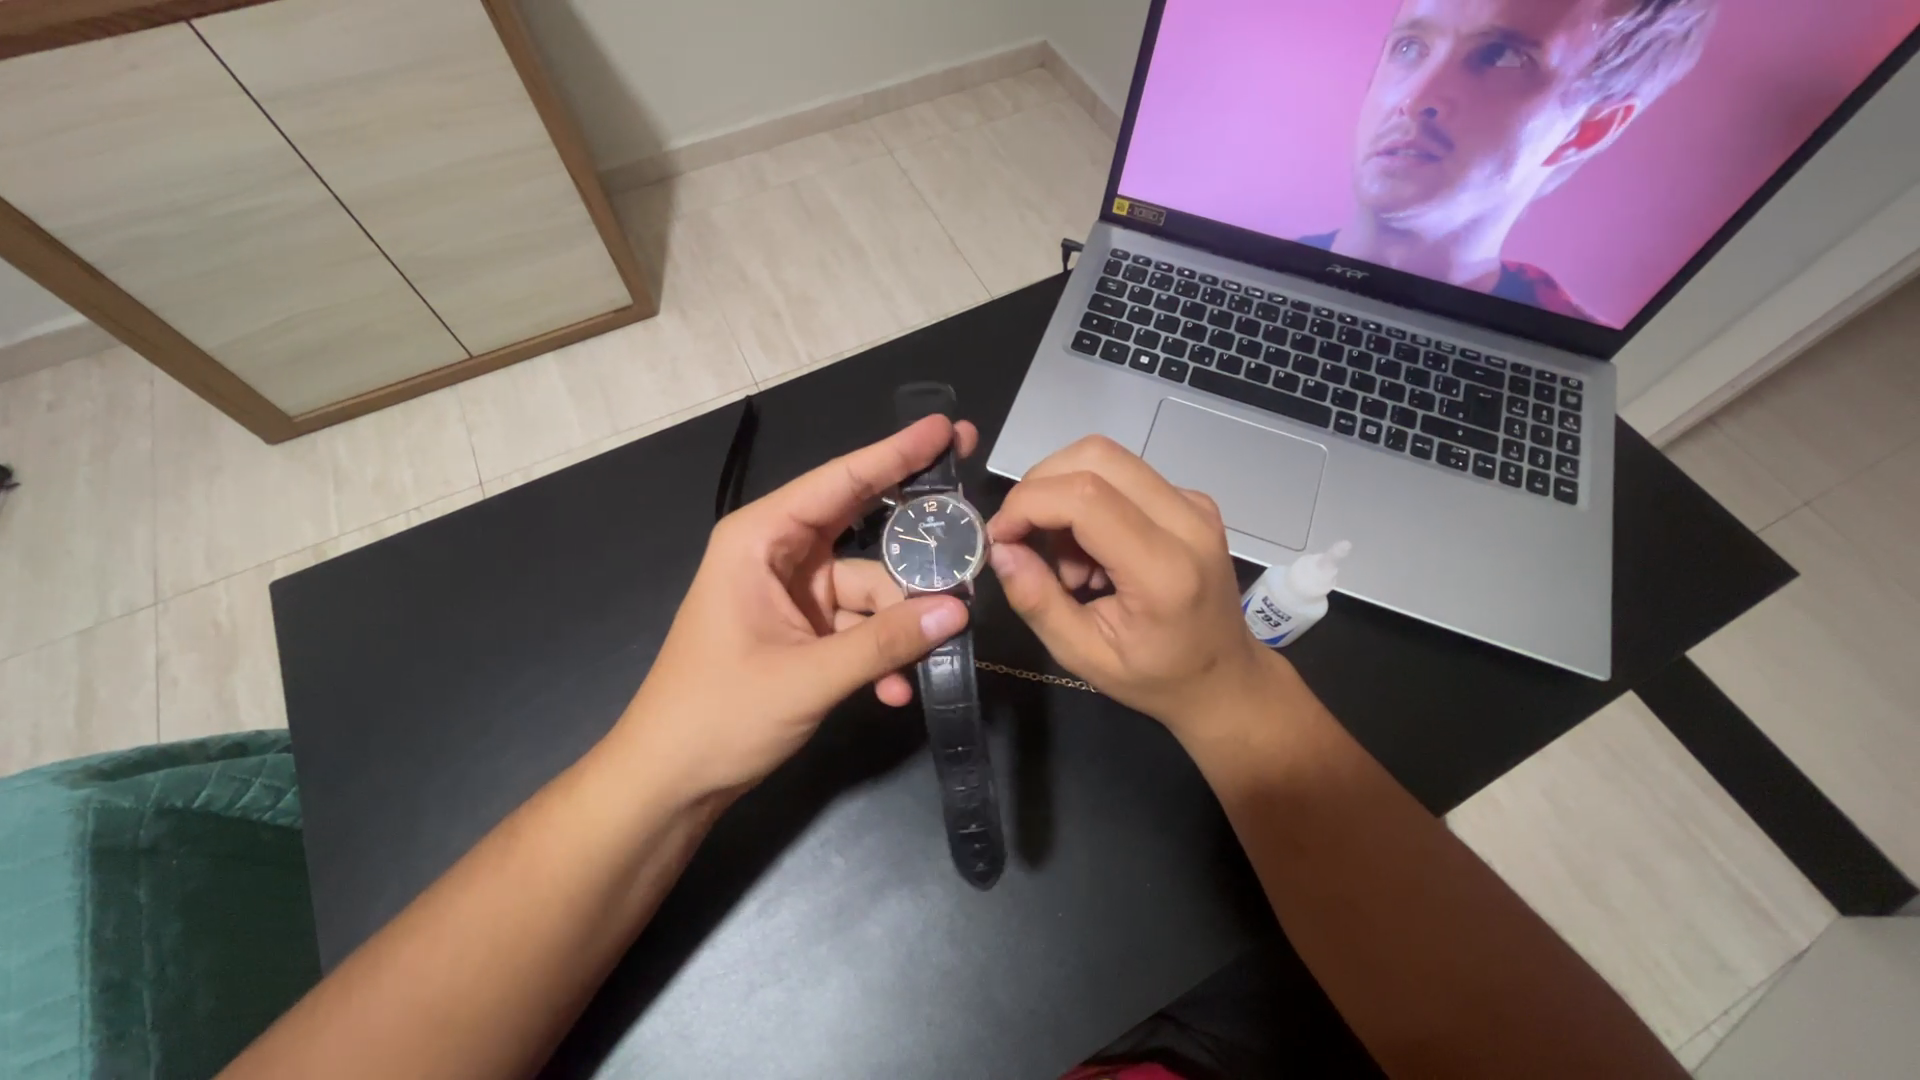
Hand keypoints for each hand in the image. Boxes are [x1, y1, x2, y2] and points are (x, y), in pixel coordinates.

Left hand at [618, 416, 979, 799]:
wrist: (671, 780)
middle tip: (973, 515)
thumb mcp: (808, 676)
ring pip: (871, 588)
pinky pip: (859, 628)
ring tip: (941, 644)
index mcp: (761, 539)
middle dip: (917, 532)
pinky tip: (897, 689)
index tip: (946, 429)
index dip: (896, 453)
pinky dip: (881, 653)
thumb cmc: (719, 714)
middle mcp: (779, 556)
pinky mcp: (804, 631)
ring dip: (902, 623)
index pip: (840, 481)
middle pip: (863, 527)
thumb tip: (959, 610)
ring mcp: (794, 595)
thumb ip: (885, 642)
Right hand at [987, 436, 1282, 739]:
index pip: (1085, 497)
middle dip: (1040, 488)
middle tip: (1024, 538)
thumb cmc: (1155, 677)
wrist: (1225, 678)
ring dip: (1064, 496)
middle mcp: (1187, 521)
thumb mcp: (1083, 656)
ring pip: (1107, 459)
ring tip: (1066, 561)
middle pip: (1095, 456)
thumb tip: (999, 549)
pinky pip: (1123, 476)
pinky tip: (1092, 554)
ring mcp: (1194, 504)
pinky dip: (1088, 503)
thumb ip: (1037, 601)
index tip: (1000, 537)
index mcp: (1164, 570)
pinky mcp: (1191, 499)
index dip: (1028, 503)